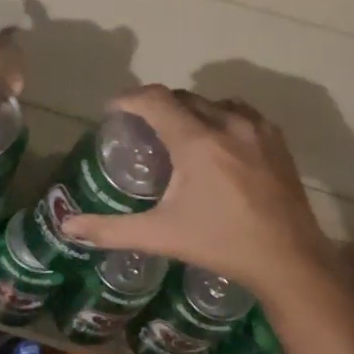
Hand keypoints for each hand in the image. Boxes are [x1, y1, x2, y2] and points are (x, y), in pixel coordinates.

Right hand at [61, 86, 333, 296]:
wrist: (286, 256)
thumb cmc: (219, 244)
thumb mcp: (159, 236)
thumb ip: (110, 229)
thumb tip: (67, 227)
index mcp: (196, 142)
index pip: (155, 100)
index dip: (128, 99)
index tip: (111, 110)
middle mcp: (228, 124)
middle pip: (183, 97)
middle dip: (156, 106)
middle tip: (138, 128)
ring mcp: (257, 129)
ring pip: (213, 102)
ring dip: (188, 110)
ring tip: (174, 134)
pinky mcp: (276, 140)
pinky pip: (239, 113)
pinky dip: (217, 118)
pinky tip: (212, 144)